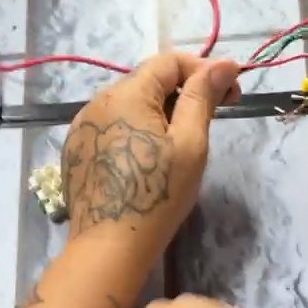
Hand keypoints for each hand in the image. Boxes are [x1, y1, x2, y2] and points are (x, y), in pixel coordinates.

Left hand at [63, 53, 239, 261]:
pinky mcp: (76, 153)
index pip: (169, 62)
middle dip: (183, 92)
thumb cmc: (157, 195)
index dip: (204, 69)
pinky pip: (111, 129)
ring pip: (128, 107)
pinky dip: (134, 132)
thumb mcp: (189, 143)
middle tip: (212, 117)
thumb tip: (224, 64)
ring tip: (181, 141)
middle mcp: (97, 103)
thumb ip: (203, 98)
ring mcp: (82, 129)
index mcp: (126, 94)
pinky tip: (148, 159)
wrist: (109, 246)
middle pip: (147, 83)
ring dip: (158, 113)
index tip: (231, 90)